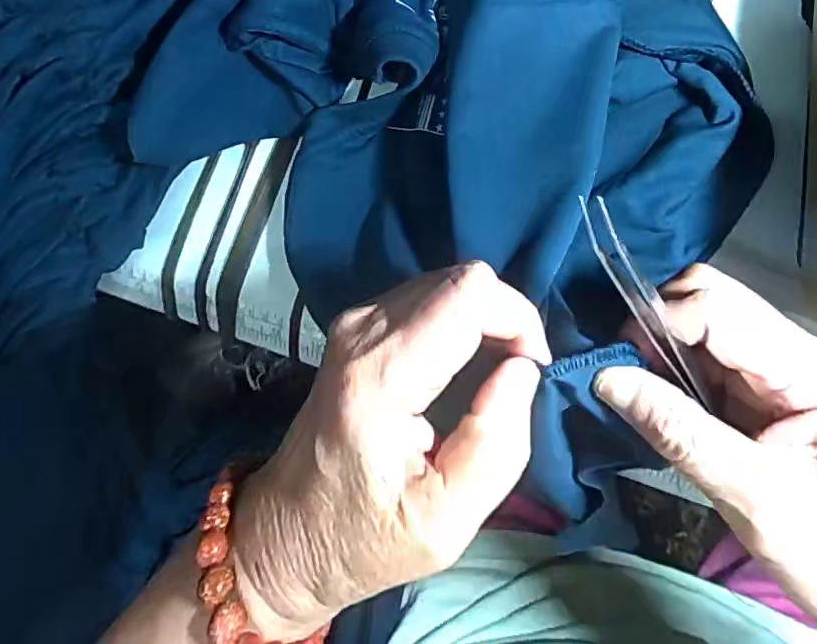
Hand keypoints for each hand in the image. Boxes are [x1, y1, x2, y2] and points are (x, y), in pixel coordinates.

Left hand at [231, 263, 550, 638]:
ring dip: (483, 320)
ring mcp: (357, 319)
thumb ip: (495, 444)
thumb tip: (522, 368)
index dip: (516, 320)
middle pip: (463, 280)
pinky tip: (459, 365)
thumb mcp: (444, 524)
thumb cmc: (361, 536)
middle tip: (513, 376)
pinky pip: (430, 294)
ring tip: (487, 376)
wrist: (288, 527)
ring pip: (449, 282)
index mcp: (380, 376)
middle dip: (504, 320)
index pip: (468, 293)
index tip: (528, 370)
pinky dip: (459, 320)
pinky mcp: (359, 321)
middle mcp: (364, 330)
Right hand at [596, 264, 816, 643]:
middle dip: (661, 324)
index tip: (622, 358)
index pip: (721, 309)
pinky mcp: (777, 392)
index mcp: (816, 373)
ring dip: (667, 348)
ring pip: (710, 326)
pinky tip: (667, 399)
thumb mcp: (752, 499)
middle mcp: (806, 357)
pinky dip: (681, 370)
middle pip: (717, 301)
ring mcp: (792, 372)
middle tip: (628, 367)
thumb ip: (677, 430)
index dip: (662, 320)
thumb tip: (607, 378)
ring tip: (643, 388)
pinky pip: (716, 359)